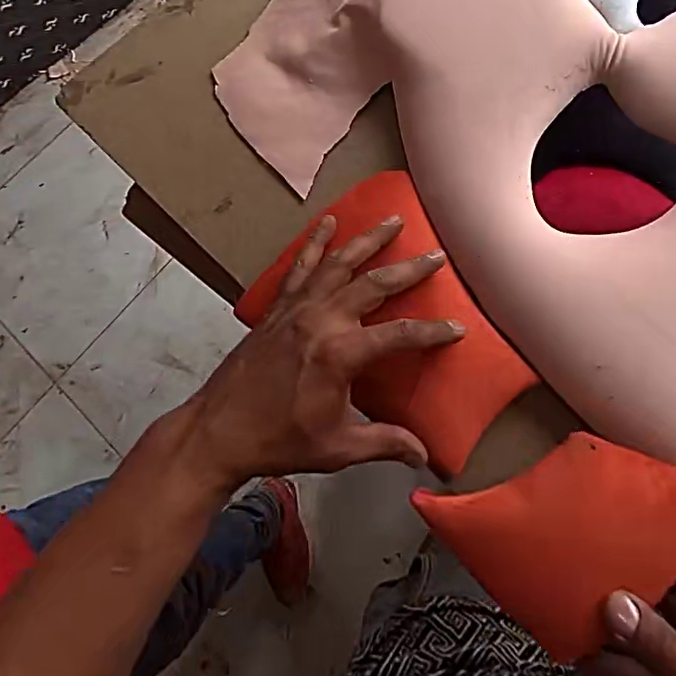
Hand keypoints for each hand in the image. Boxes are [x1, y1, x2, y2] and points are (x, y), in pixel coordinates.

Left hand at [174, 214, 464, 490]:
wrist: (218, 431)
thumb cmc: (278, 440)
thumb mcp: (337, 447)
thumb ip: (384, 443)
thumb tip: (422, 454)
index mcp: (339, 354)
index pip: (400, 334)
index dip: (432, 332)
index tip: (457, 328)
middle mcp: (320, 320)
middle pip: (374, 284)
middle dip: (409, 269)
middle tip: (435, 256)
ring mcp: (296, 309)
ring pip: (339, 264)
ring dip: (367, 240)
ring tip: (391, 221)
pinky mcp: (278, 308)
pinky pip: (301, 267)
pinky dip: (315, 243)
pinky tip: (327, 223)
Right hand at [579, 550, 675, 675]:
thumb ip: (663, 646)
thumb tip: (615, 602)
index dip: (653, 541)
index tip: (611, 528)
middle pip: (661, 596)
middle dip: (622, 591)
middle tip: (580, 579)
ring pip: (649, 635)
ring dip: (614, 635)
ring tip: (576, 626)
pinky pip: (648, 671)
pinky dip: (621, 671)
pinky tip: (591, 668)